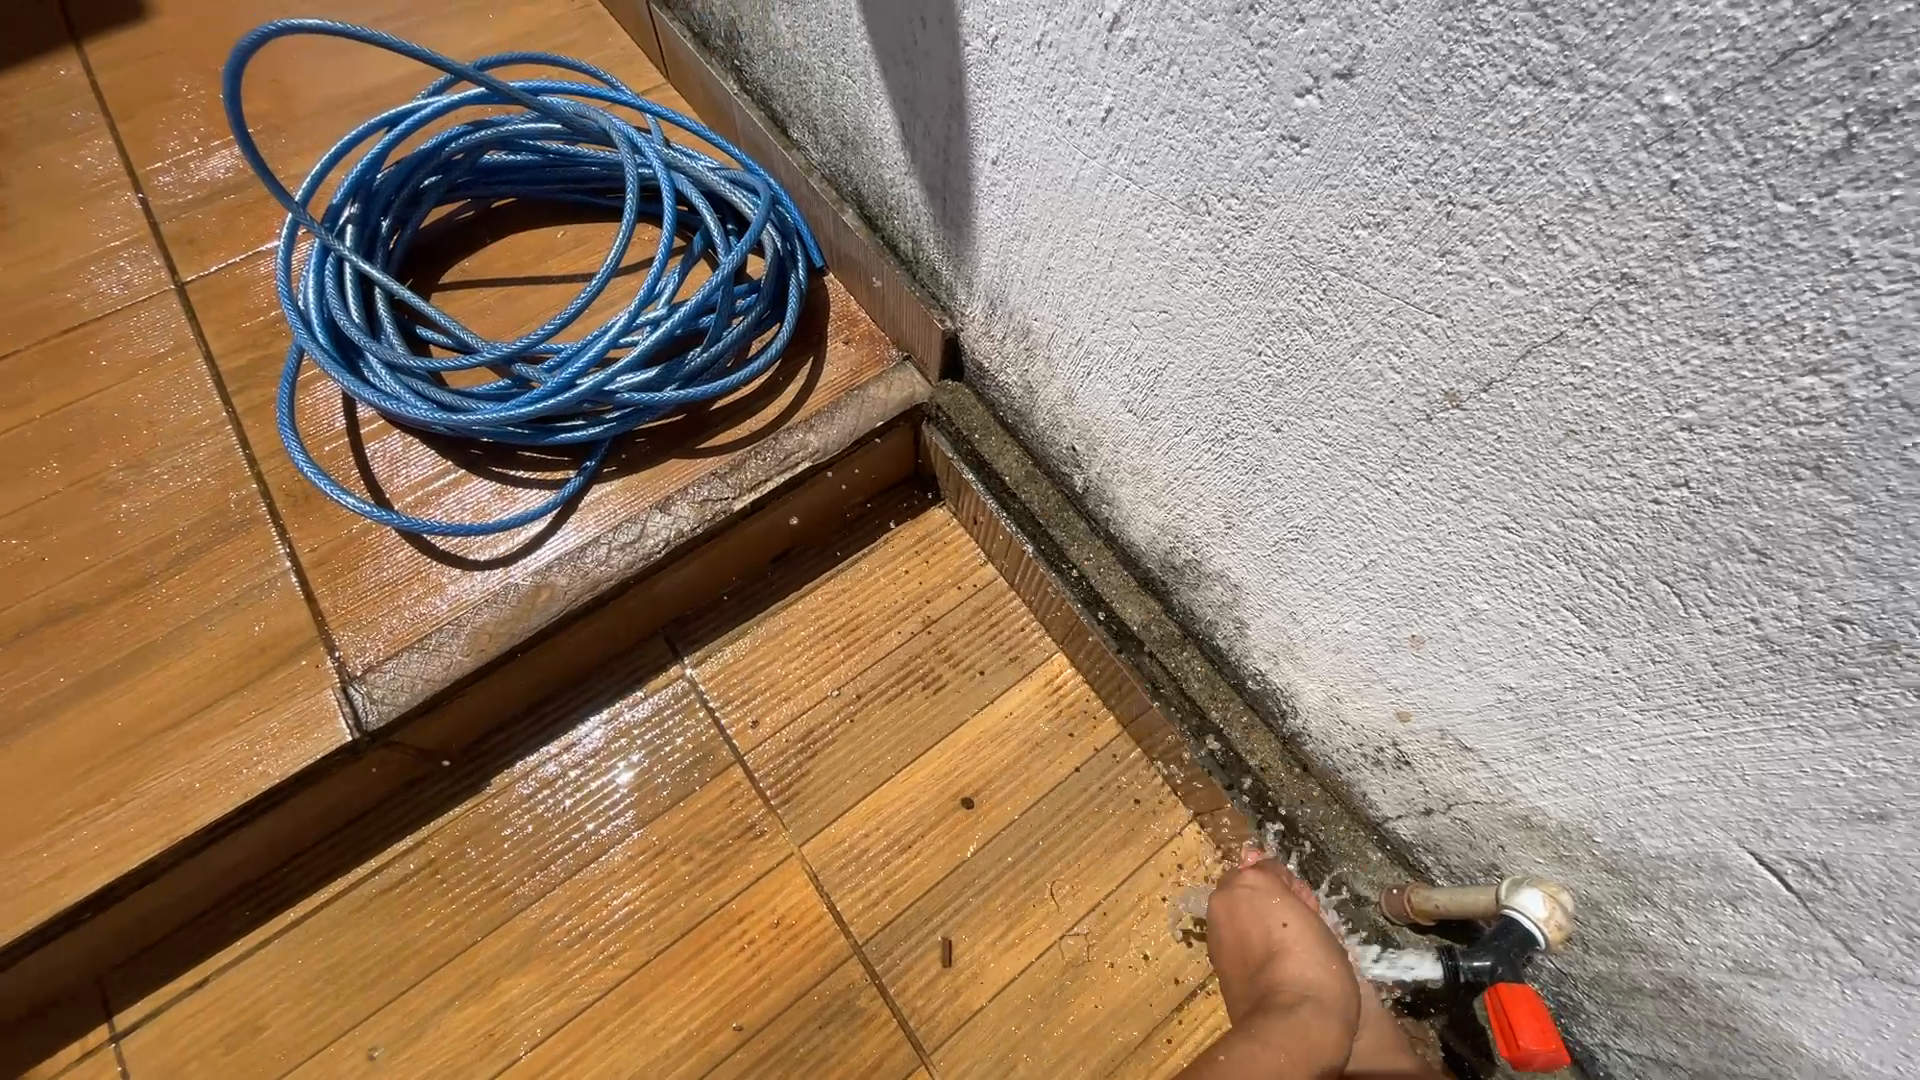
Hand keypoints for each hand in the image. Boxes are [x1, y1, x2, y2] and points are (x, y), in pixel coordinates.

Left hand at [1203, 849, 1360, 1068]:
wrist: (1290, 1023)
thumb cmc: (1316, 969)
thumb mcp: (1319, 924)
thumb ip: (1295, 901)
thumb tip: (1284, 897)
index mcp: (1251, 880)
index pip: (1273, 869)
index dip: (1294, 890)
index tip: (1309, 911)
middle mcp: (1224, 896)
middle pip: (1247, 886)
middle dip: (1265, 900)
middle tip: (1295, 930)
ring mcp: (1214, 927)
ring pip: (1236, 911)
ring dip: (1252, 921)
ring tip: (1282, 952)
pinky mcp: (1213, 957)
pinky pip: (1232, 938)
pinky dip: (1245, 944)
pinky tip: (1268, 967)